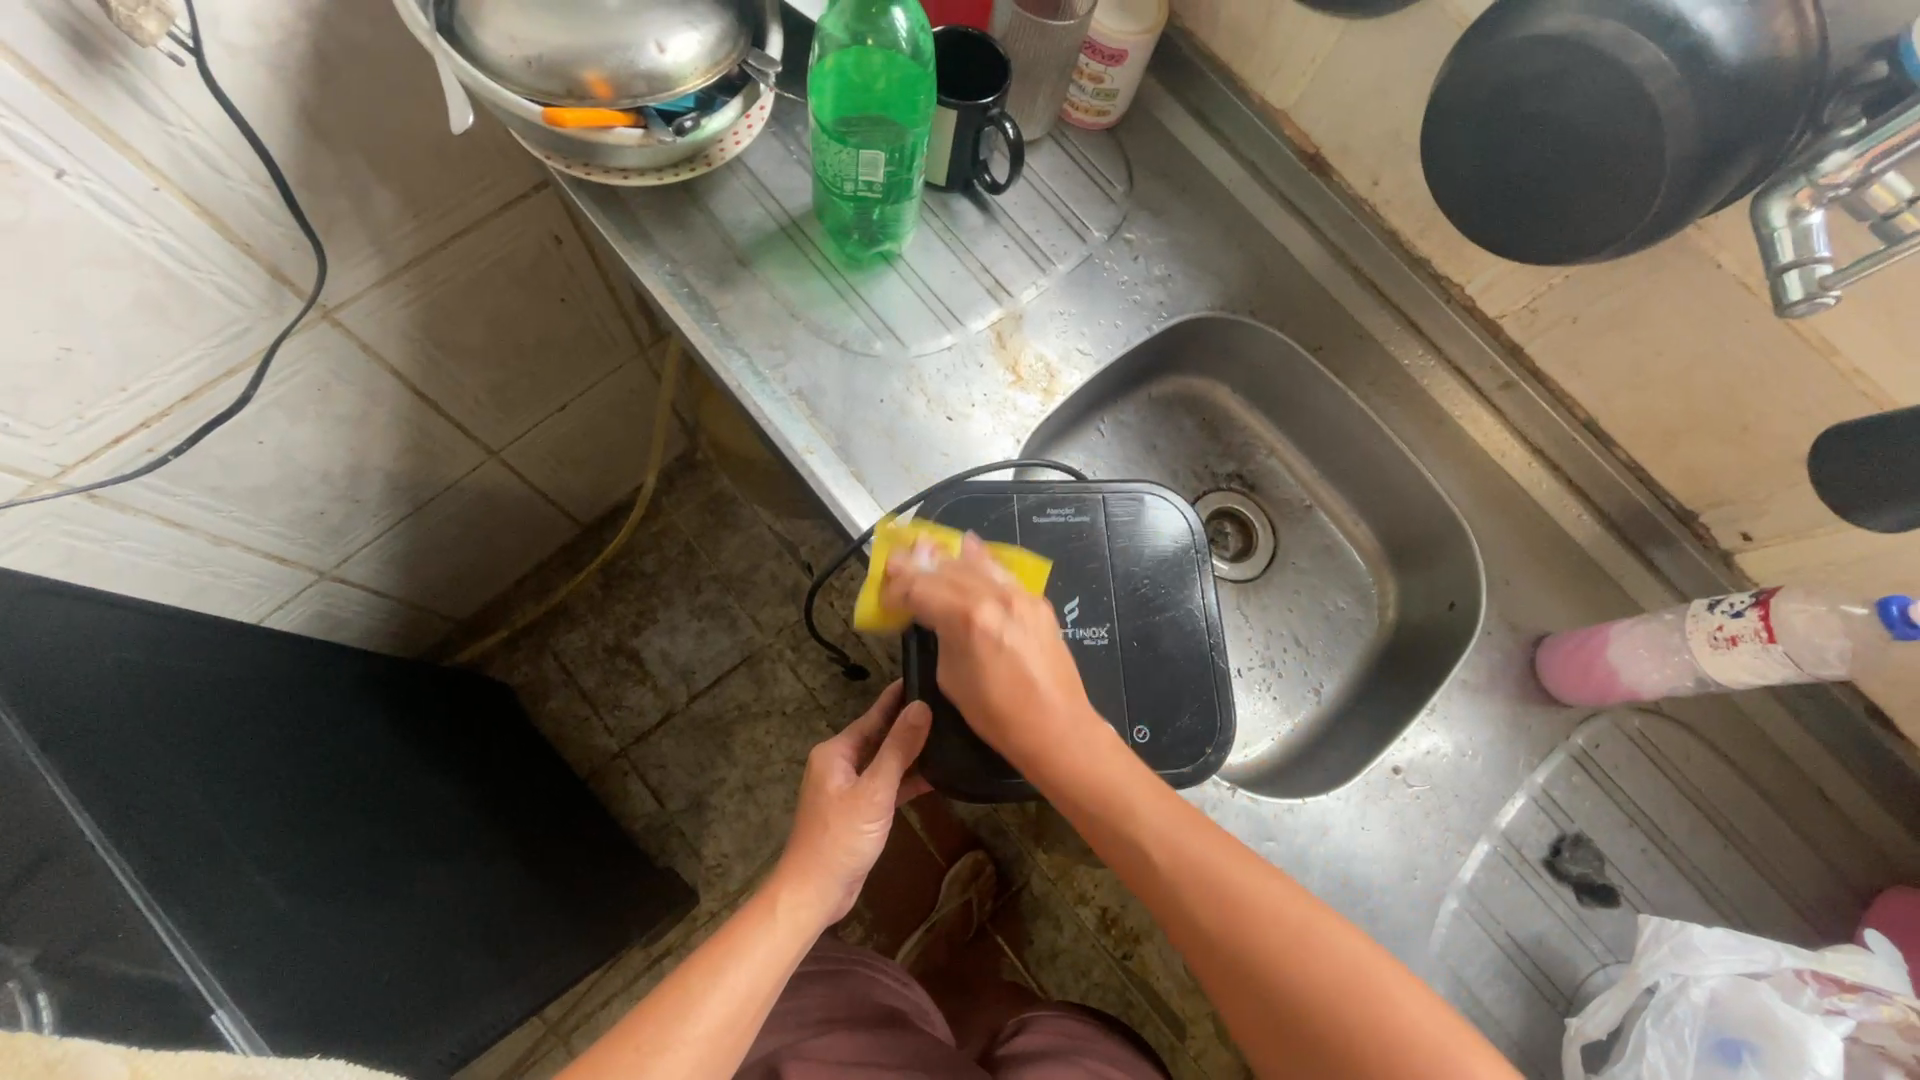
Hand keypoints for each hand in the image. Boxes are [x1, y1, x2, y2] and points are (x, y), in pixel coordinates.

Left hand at [771, 681, 931, 926]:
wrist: (815, 892)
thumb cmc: (841, 838)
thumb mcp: (875, 791)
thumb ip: (899, 749)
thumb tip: (921, 707)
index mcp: (836, 752)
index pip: (874, 715)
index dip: (899, 697)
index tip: (926, 675)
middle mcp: (840, 764)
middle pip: (880, 736)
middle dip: (910, 722)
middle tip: (947, 704)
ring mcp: (849, 789)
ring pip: (885, 762)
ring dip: (912, 753)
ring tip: (949, 734)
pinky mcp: (859, 812)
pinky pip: (887, 785)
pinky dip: (908, 781)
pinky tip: (937, 776)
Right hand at [880, 533, 1107, 770]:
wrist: (1055, 725)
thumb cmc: (995, 714)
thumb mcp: (949, 677)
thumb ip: (939, 637)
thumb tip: (932, 618)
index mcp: (966, 618)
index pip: (919, 588)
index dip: (896, 590)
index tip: (885, 597)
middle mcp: (993, 595)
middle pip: (945, 569)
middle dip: (917, 567)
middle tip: (897, 563)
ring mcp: (1019, 594)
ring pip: (974, 562)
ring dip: (947, 558)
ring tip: (927, 549)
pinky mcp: (1037, 601)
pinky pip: (1001, 571)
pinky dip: (980, 559)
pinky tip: (969, 548)